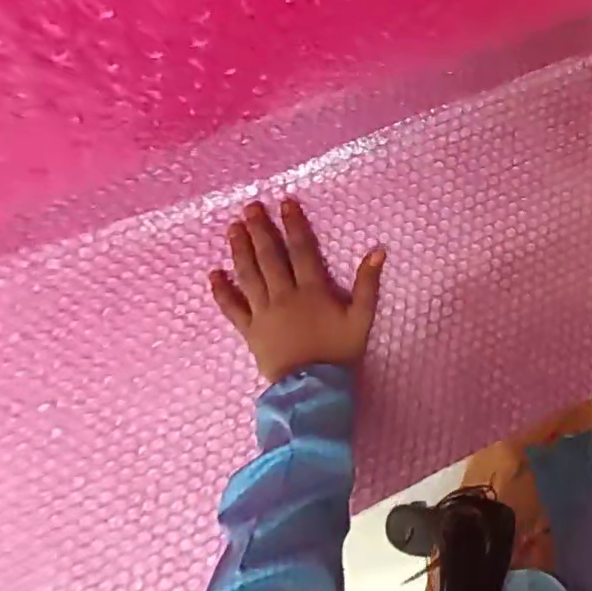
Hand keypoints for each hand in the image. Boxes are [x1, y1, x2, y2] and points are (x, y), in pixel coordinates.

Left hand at [209, 199, 385, 382]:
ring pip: (248, 275)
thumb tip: (378, 250)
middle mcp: (284, 295)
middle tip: (249, 207)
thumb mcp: (361, 317)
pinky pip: (232, 307)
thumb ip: (368, 283)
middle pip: (269, 257)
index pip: (301, 250)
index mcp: (311, 290)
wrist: (313, 387)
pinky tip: (213, 274)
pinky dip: (221, 290)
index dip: (293, 225)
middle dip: (260, 230)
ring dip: (240, 249)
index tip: (285, 203)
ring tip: (233, 228)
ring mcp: (263, 312)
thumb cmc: (339, 351)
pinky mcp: (249, 330)